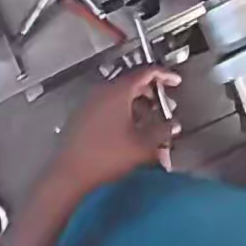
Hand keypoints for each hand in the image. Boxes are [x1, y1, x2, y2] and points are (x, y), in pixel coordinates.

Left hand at [42, 66, 182, 202]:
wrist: (69, 174)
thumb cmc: (107, 155)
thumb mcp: (141, 145)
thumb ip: (162, 132)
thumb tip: (174, 125)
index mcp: (119, 90)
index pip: (146, 72)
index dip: (164, 75)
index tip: (176, 82)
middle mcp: (104, 90)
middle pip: (133, 81)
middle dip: (152, 91)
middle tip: (165, 105)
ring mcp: (91, 101)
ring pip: (120, 94)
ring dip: (138, 102)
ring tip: (149, 120)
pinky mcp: (83, 114)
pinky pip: (109, 103)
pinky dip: (123, 109)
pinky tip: (129, 128)